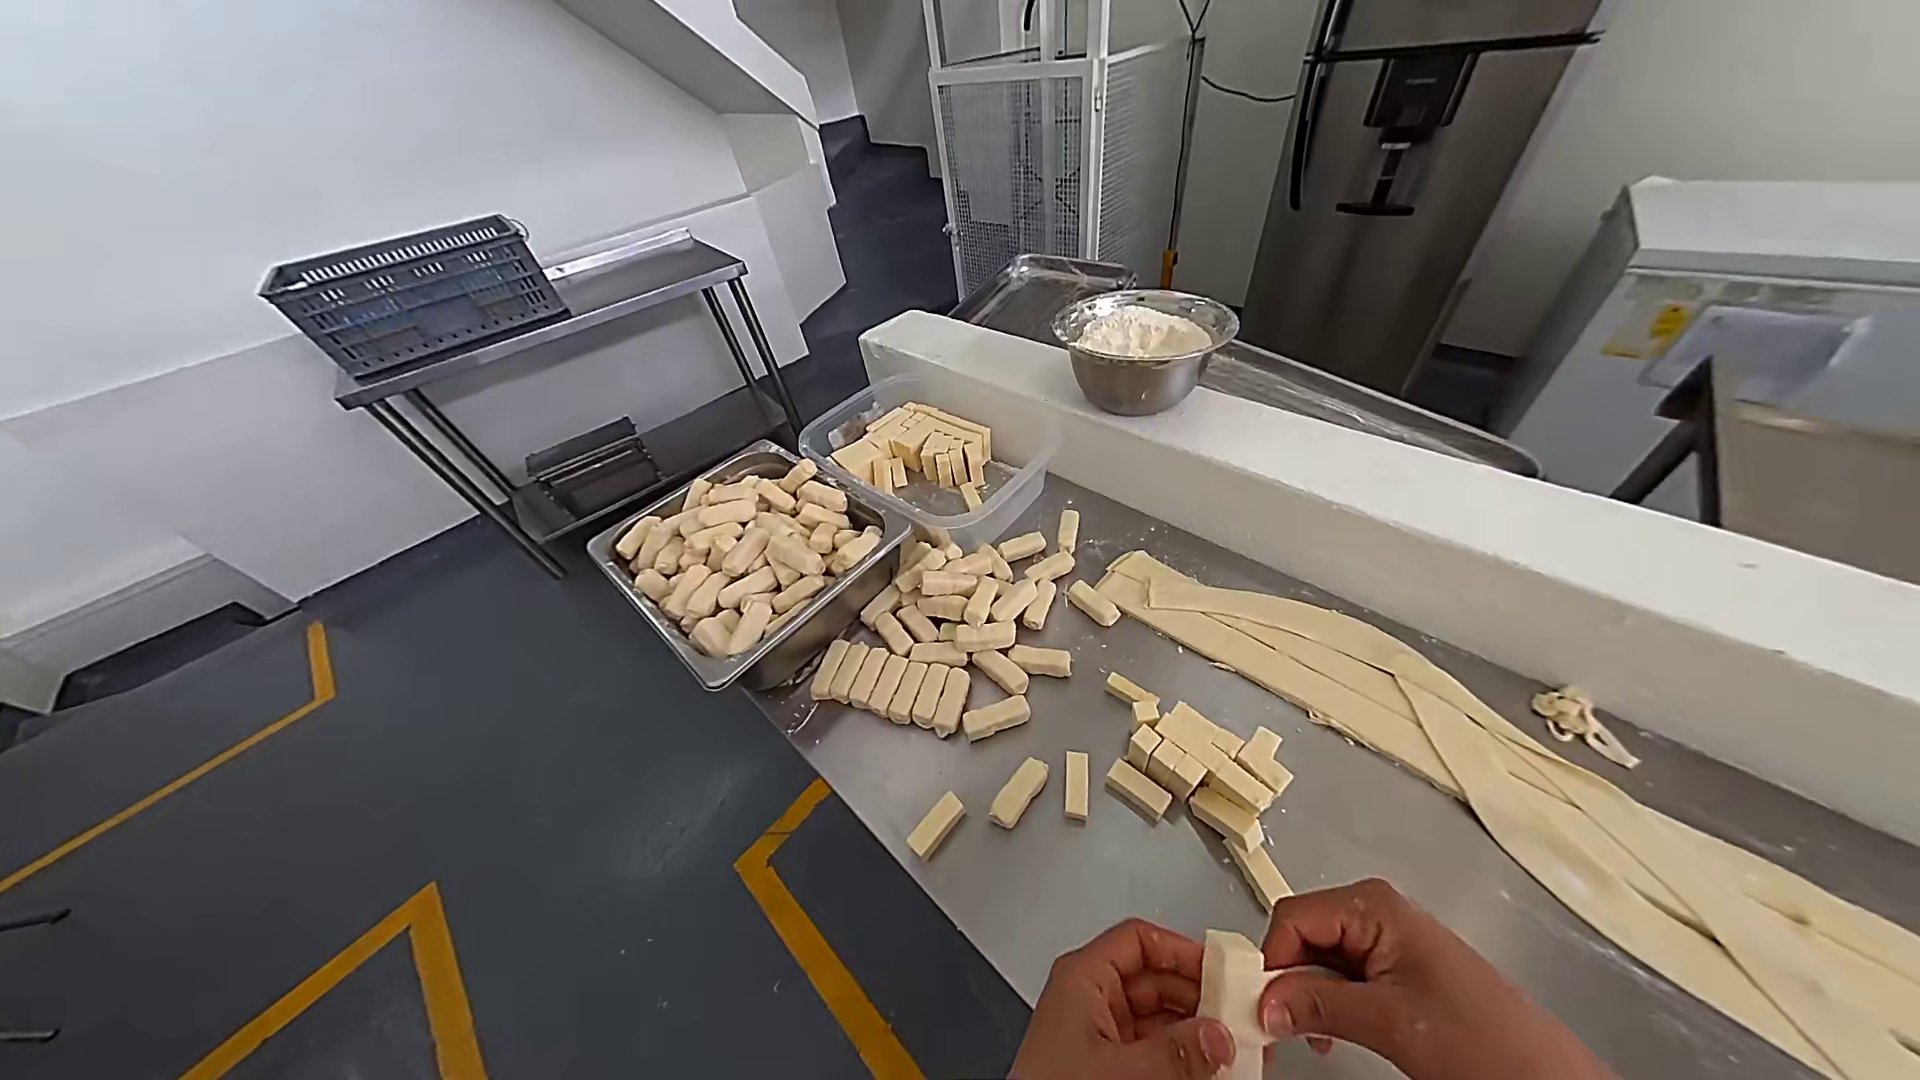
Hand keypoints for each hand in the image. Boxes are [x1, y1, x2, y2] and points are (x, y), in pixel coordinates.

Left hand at [1011, 918, 1236, 1079]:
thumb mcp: (1121, 1071)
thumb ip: (1173, 1054)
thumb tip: (1217, 1035)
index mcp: (1083, 977)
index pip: (1137, 941)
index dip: (1179, 949)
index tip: (1221, 969)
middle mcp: (1091, 997)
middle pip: (1153, 978)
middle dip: (1197, 995)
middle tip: (1238, 1014)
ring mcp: (1100, 1032)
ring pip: (1158, 1016)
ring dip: (1195, 1031)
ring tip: (1234, 1047)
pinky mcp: (1108, 1064)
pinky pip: (1153, 1048)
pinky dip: (1182, 1057)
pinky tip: (1210, 1070)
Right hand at [1259, 879, 1616, 1079]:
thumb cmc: (1482, 1042)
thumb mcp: (1390, 1023)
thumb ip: (1319, 1005)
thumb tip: (1263, 1004)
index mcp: (1371, 905)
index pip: (1293, 917)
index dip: (1271, 958)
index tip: (1260, 1003)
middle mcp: (1374, 911)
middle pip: (1302, 932)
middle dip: (1287, 977)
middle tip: (1279, 1024)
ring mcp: (1387, 938)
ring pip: (1319, 955)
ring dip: (1307, 993)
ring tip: (1309, 1034)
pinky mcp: (1398, 967)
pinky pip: (1342, 972)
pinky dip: (1328, 1000)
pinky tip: (1330, 1030)